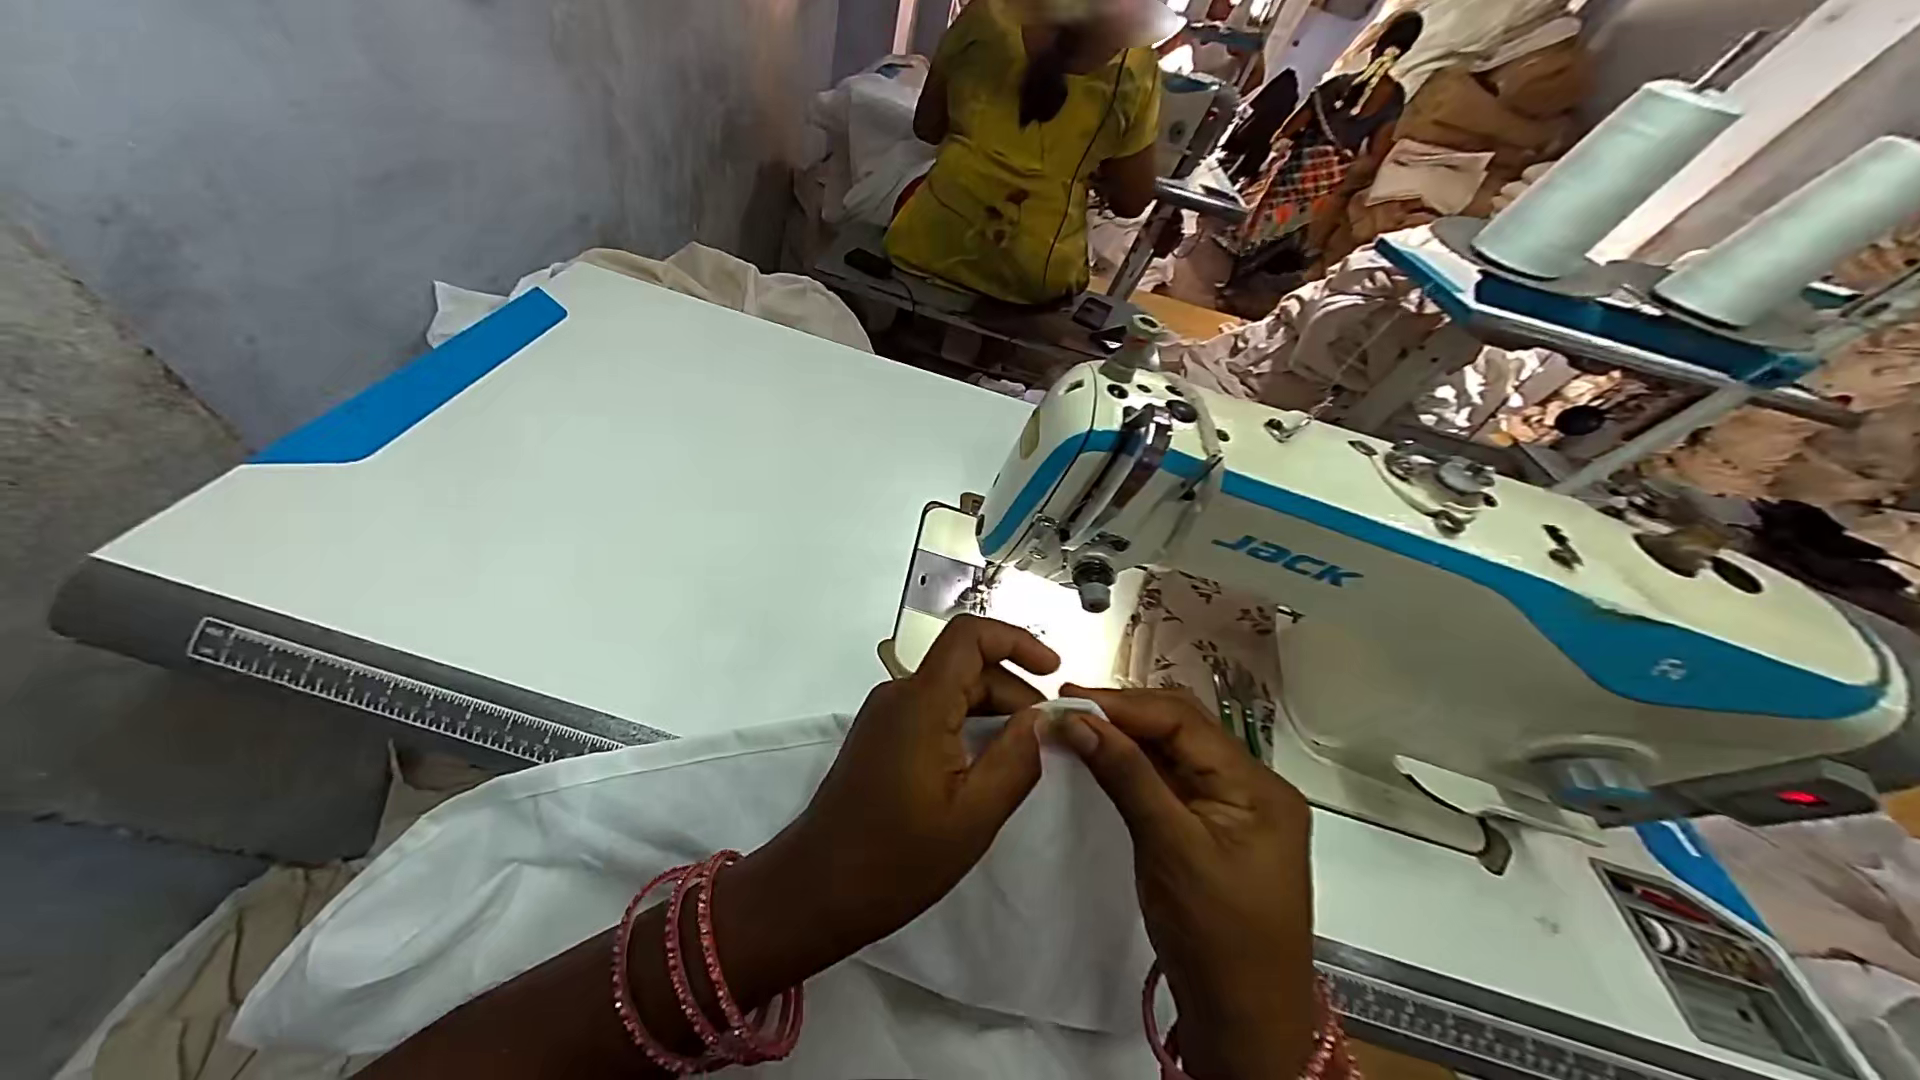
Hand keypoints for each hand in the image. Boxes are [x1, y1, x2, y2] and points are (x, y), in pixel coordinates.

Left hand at [771, 616, 1059, 949]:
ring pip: (954, 690)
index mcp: (920, 702)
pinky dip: (970, 726)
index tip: (1053, 669)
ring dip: (995, 712)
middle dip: (1015, 691)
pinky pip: (936, 711)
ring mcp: (888, 715)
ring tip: (1023, 756)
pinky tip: (988, 764)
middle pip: (968, 666)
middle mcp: (899, 695)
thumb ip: (1017, 758)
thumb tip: (1042, 719)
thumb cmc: (894, 858)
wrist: (816, 889)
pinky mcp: (884, 735)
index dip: (1017, 640)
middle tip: (1047, 736)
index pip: (970, 635)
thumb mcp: (973, 815)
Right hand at [1056, 685, 1316, 1079]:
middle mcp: (1253, 786)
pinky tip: (1104, 753)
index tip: (1071, 699)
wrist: (1243, 1023)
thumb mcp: (1169, 849)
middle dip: (1126, 712)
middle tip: (1069, 705)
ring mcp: (1234, 806)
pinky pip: (1172, 778)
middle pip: (1184, 728)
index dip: (1126, 706)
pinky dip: (1136, 763)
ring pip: (1175, 750)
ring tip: (1078, 722)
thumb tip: (1078, 720)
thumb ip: (1126, 776)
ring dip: (1128, 734)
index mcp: (1259, 787)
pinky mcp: (1213, 825)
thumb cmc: (1216, 939)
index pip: (1186, 722)